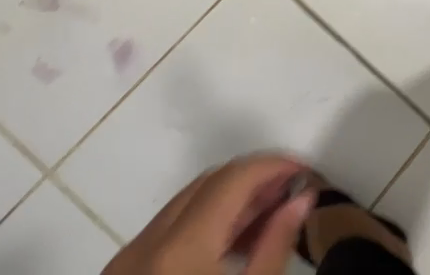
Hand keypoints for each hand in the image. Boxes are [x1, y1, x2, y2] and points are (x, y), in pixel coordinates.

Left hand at [104, 155, 312, 274]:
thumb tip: (302, 197)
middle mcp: (147, 243)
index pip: (234, 178)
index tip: (307, 171)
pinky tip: (232, 240)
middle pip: (209, 182)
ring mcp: (128, 258)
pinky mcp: (121, 271)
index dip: (274, 165)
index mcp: (181, 248)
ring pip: (187, 202)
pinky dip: (205, 222)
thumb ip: (276, 245)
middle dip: (254, 178)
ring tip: (269, 213)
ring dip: (230, 198)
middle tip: (292, 190)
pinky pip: (169, 228)